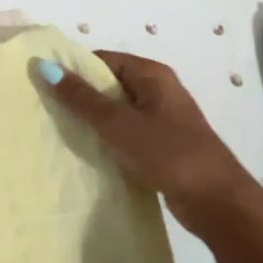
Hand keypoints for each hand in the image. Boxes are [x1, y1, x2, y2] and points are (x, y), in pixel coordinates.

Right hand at [42, 50, 262, 238]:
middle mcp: (158, 90)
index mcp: (151, 74)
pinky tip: (90, 152)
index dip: (73, 70)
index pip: (102, 59)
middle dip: (80, 96)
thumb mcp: (117, 123)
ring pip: (117, 111)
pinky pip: (127, 133)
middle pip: (108, 84)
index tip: (45, 87)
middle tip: (49, 111)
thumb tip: (44, 66)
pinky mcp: (163, 145)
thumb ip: (80, 97)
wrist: (218, 203)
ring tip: (64, 132)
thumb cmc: (167, 152)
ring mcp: (162, 118)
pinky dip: (109, 139)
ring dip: (93, 120)